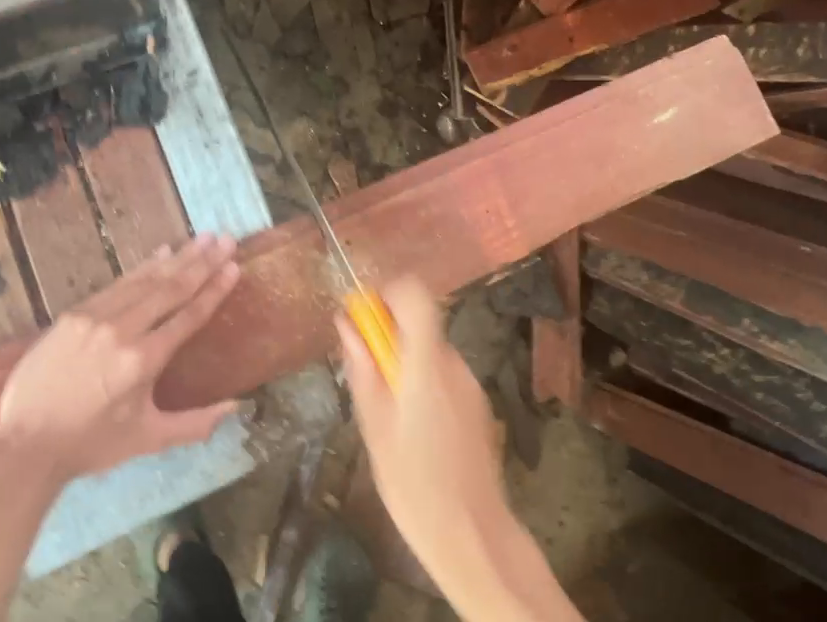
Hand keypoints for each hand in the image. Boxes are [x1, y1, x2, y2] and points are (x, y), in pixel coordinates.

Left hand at [0, 235, 242, 482]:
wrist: (25, 444)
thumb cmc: (92, 444)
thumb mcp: (148, 439)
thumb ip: (195, 424)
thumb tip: (237, 406)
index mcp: (143, 361)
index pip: (188, 316)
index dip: (214, 290)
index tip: (234, 266)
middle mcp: (122, 331)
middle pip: (170, 289)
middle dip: (202, 262)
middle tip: (226, 239)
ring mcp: (94, 319)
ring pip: (144, 281)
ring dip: (176, 258)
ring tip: (201, 238)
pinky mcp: (74, 315)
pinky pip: (116, 285)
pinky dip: (142, 268)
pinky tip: (160, 253)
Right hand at [335, 277, 512, 578]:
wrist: (471, 533)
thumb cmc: (412, 483)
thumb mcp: (374, 427)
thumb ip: (363, 369)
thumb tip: (347, 324)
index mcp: (426, 364)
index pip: (416, 296)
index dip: (389, 294)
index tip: (364, 317)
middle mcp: (454, 364)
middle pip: (420, 327)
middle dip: (390, 341)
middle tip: (366, 380)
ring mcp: (471, 385)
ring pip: (431, 354)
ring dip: (405, 367)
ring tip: (388, 417)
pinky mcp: (478, 406)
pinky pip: (444, 378)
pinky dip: (424, 386)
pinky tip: (415, 432)